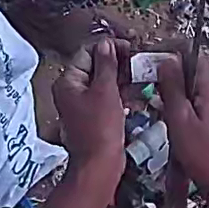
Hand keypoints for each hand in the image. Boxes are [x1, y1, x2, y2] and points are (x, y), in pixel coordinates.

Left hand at [53, 37, 128, 188]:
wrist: (100, 164)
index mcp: (68, 82)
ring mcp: (83, 104)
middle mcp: (72, 91)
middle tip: (137, 61)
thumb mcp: (106, 90)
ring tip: (140, 76)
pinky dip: (121, 93)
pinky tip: (135, 94)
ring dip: (122, 78)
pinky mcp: (94, 116)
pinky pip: (107, 97)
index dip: (108, 47)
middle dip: (117, 63)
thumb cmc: (100, 128)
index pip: (87, 53)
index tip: (128, 46)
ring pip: (103, 82)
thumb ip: (107, 64)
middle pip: (95, 67)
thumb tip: (106, 43)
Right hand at [157, 52, 208, 191]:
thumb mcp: (180, 118)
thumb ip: (172, 87)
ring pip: (189, 81)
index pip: (192, 53)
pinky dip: (177, 96)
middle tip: (151, 76)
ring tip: (156, 93)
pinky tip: (167, 108)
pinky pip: (191, 95)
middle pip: (190, 66)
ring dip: (172, 84)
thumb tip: (166, 62)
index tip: (154, 57)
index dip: (171, 52)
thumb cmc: (202, 154)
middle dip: (169, 69)